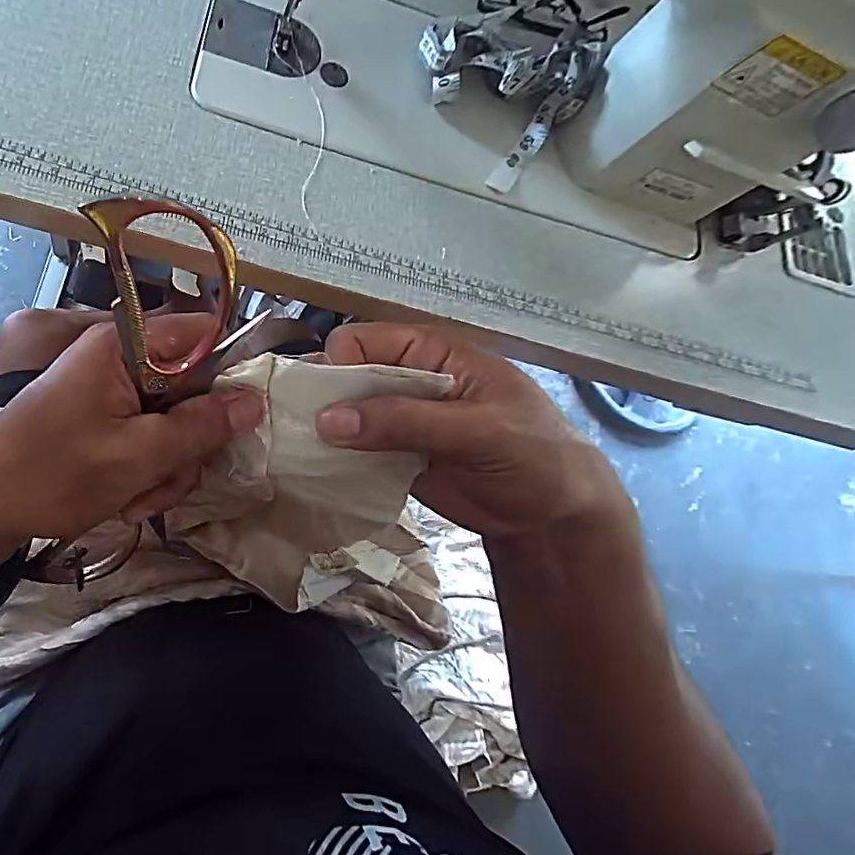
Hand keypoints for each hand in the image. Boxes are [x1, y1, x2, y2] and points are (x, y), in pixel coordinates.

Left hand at [0, 314, 264, 574]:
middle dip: (193, 437)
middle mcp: (120, 358)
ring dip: (172, 464)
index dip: (231, 368)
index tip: (241, 412)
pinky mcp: (106, 416)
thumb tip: (254, 400)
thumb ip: (201, 426)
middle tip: (173, 476)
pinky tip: (130, 497)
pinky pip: (152, 435)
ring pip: (177, 418)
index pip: (202, 333)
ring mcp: (112, 389)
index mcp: (123, 346)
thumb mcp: (138, 456)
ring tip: (141, 498)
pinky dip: (151, 469)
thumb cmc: (52, 477)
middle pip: (194, 385)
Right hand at [315, 323, 627, 537]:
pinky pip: (356, 451)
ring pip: (345, 415)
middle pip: (346, 377)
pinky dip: (339, 461)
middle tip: (304, 435)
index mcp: (431, 352)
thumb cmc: (532, 453)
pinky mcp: (395, 456)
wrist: (550, 513)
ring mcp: (400, 420)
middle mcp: (408, 380)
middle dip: (324, 402)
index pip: (362, 342)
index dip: (339, 367)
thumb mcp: (477, 430)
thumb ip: (407, 420)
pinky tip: (324, 476)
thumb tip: (329, 419)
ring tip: (303, 458)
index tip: (326, 405)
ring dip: (326, 434)